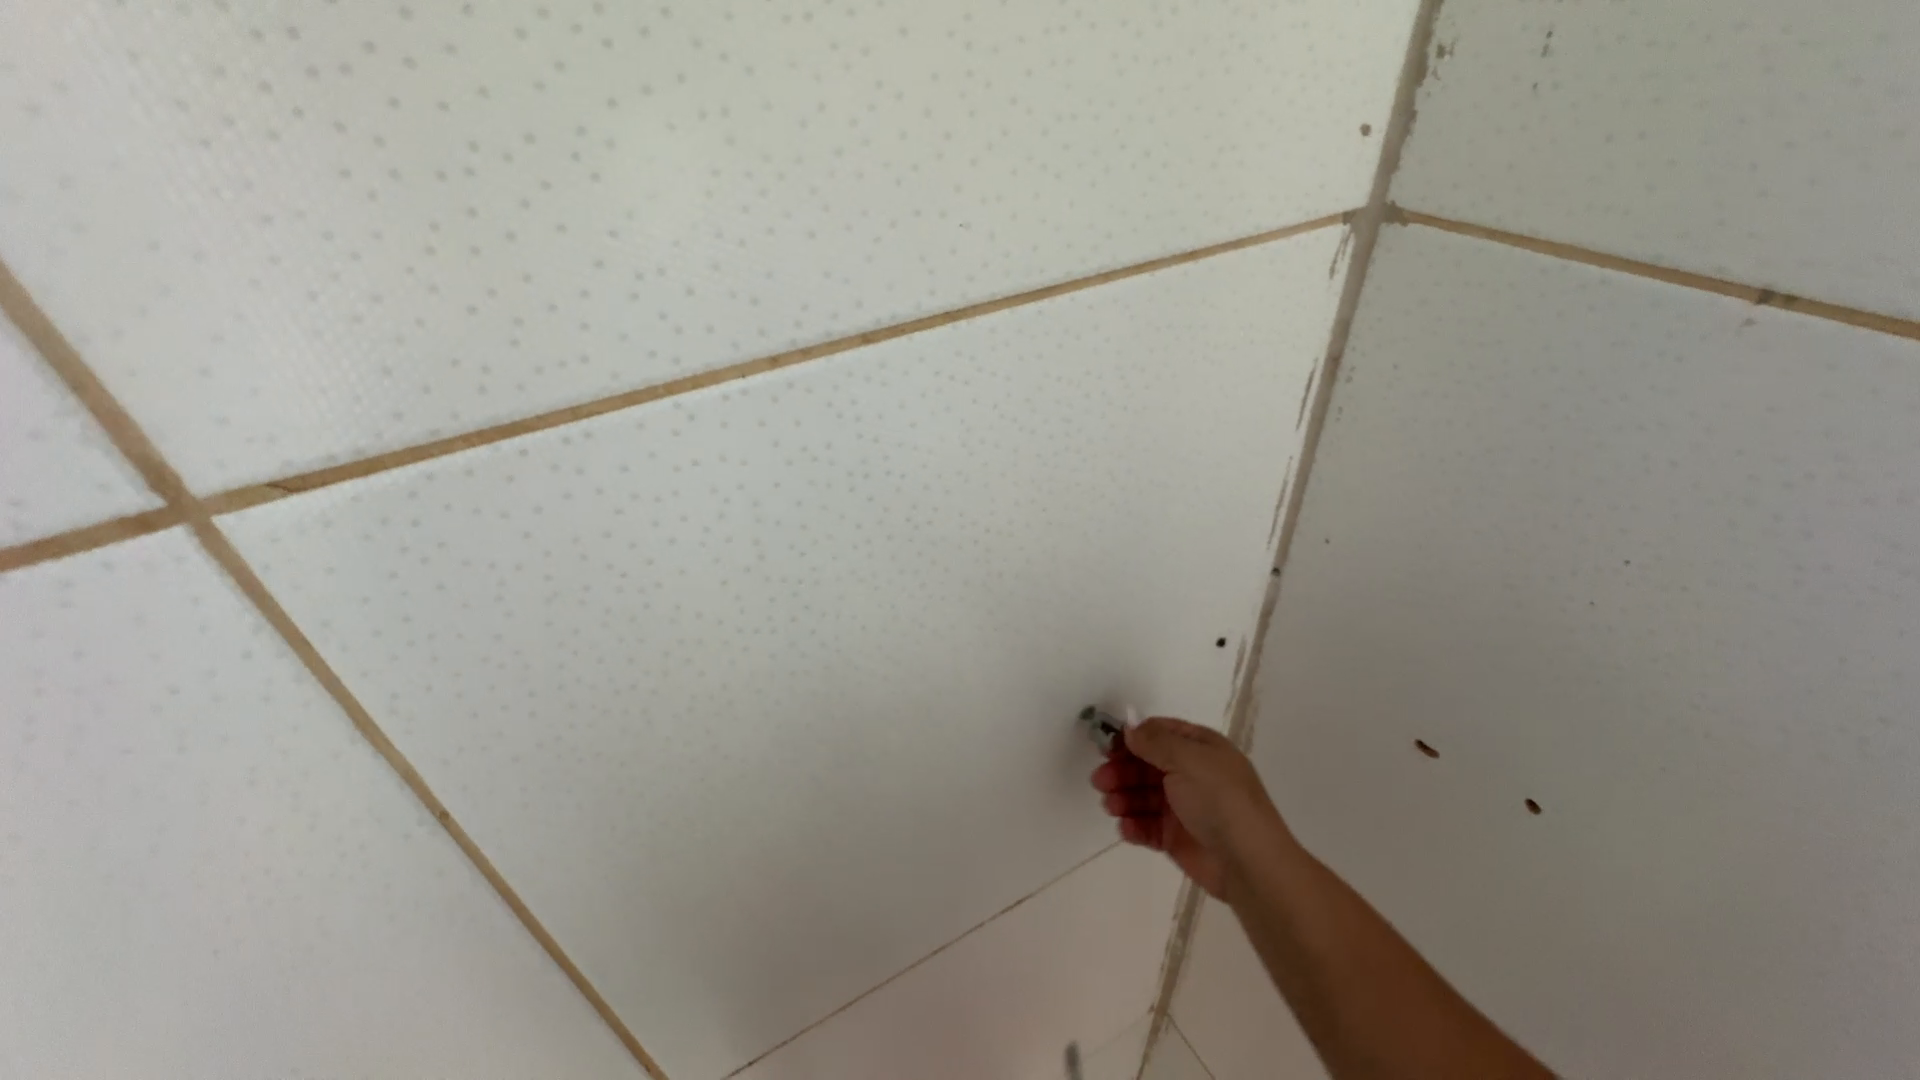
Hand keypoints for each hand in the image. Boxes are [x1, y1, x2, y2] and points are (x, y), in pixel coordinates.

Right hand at [1090, 716, 1286, 899]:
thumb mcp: (1187, 759)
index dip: (1133, 738)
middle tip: (1100, 781)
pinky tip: (1126, 828)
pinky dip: (1134, 826)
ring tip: (1111, 806)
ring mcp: (1184, 807)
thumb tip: (1130, 727)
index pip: (1160, 734)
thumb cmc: (1219, 800)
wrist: (1247, 862)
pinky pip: (1148, 826)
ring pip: (1143, 796)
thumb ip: (1154, 741)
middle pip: (1147, 765)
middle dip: (1121, 770)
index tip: (1107, 747)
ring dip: (1123, 798)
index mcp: (1201, 749)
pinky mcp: (1177, 838)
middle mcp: (1192, 774)